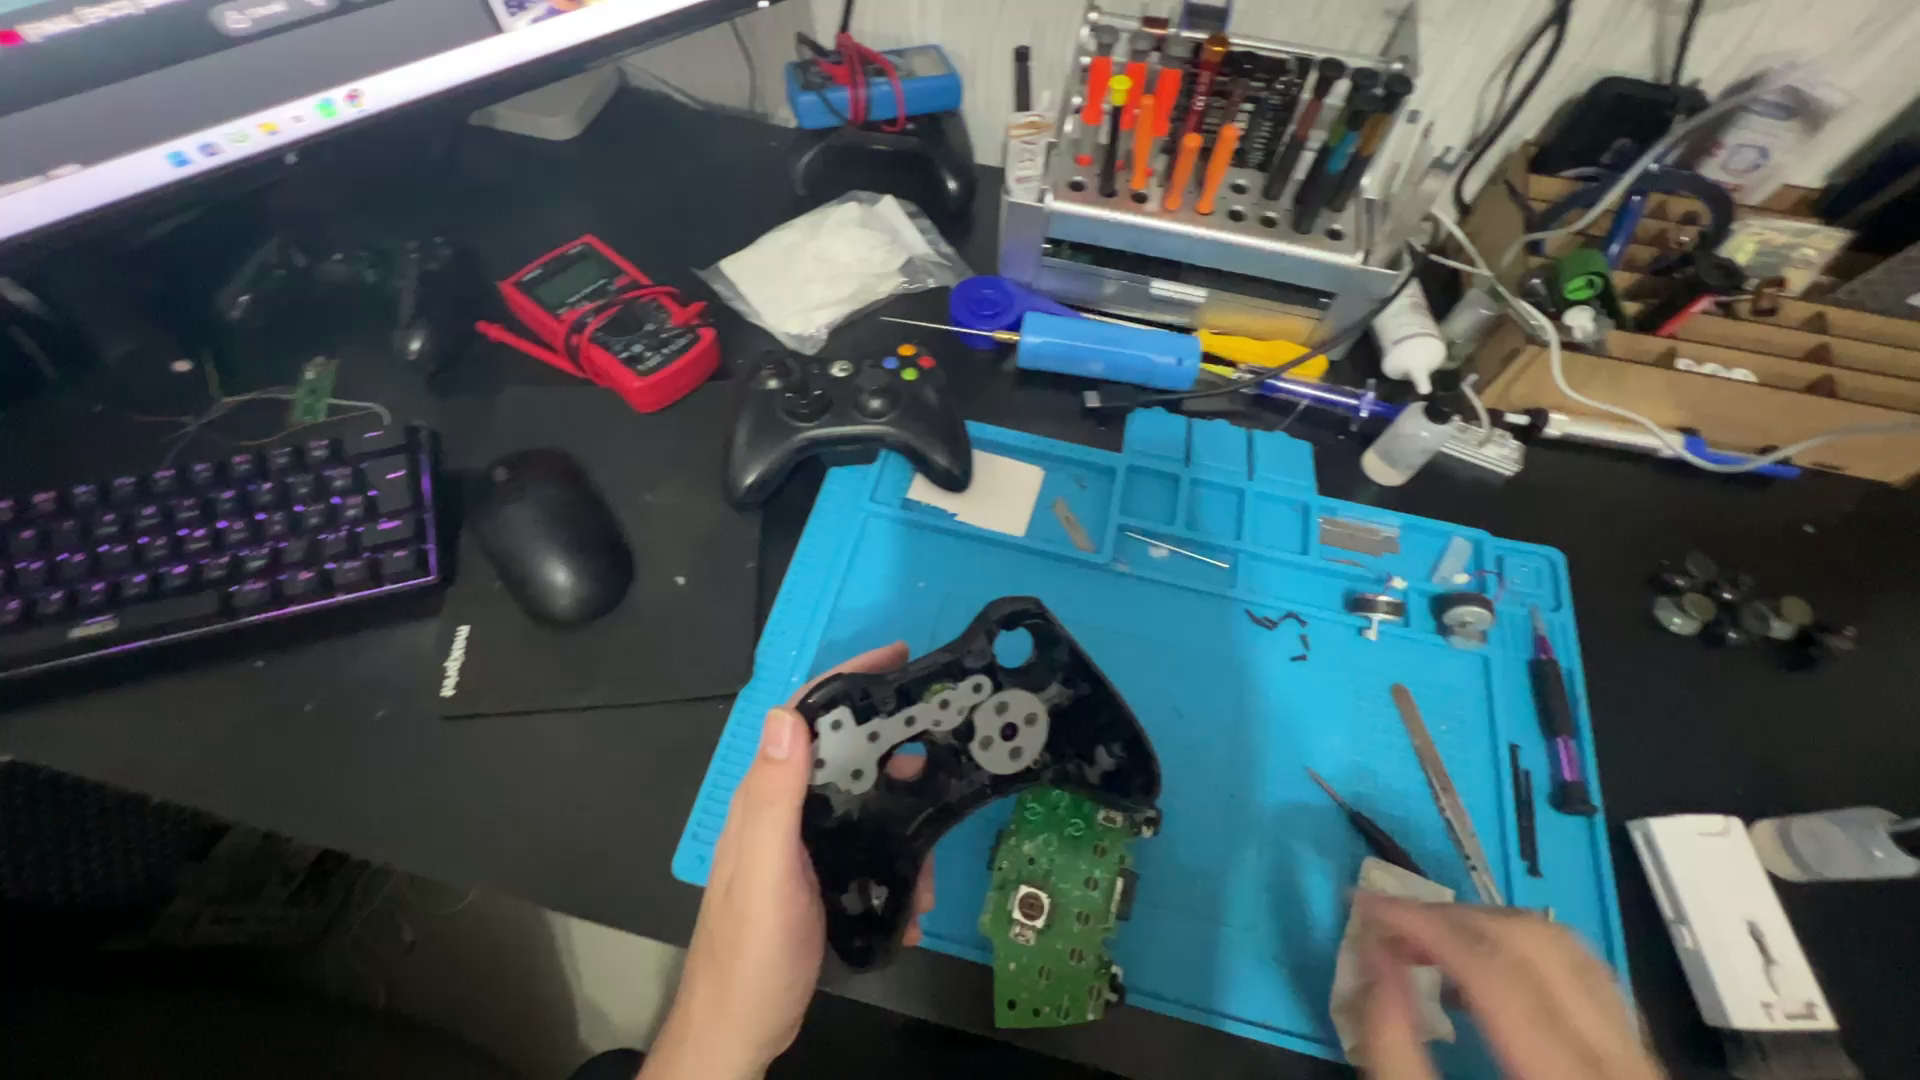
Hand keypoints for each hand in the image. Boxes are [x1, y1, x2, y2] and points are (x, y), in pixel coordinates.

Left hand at [641, 643, 934, 1079]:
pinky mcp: (824, 872)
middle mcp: (785, 808)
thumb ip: (772, 797)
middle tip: (938, 743)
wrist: (742, 1028)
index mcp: (767, 796)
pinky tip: (917, 885)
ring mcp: (805, 841)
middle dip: (890, 742)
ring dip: (902, 808)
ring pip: (863, 797)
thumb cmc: (751, 952)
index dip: (847, 679)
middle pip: (841, 750)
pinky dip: (898, 854)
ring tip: (934, 837)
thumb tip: (788, 717)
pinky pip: (869, 842)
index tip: (896, 657)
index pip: (805, 716)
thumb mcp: (764, 872)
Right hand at [1356, 894, 1662, 1079]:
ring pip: (1568, 949)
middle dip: (1450, 918)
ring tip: (1426, 943)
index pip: (1492, 969)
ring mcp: (1644, 1065)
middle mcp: (1624, 1067)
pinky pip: (1583, 978)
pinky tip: (1475, 975)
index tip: (1363, 905)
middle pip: (1536, 942)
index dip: (1421, 924)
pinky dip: (1519, 955)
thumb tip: (1372, 957)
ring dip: (1485, 929)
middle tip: (1389, 926)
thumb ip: (1392, 1048)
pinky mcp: (1640, 1066)